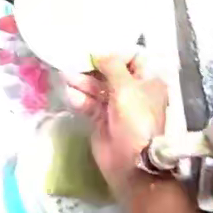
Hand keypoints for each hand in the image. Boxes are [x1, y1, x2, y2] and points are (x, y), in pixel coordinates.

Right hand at [62, 52, 168, 198]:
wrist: (131, 164)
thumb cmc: (135, 120)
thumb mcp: (126, 88)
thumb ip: (112, 66)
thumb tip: (100, 53)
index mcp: (147, 81)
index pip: (132, 58)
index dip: (114, 53)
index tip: (96, 48)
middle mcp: (133, 91)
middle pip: (110, 72)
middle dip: (92, 66)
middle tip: (74, 60)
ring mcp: (117, 106)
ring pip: (97, 87)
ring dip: (82, 81)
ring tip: (65, 76)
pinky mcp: (102, 119)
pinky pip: (89, 103)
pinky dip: (80, 98)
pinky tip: (70, 94)